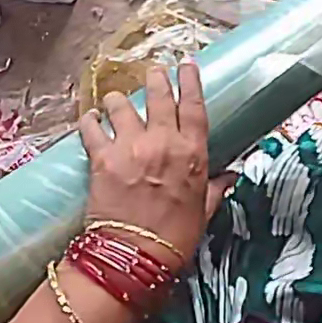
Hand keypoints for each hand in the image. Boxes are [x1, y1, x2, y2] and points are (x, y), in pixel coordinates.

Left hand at [77, 63, 234, 273]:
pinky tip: (89, 117)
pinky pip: (92, 129)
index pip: (194, 106)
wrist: (133, 258)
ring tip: (114, 99)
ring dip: (118, 100)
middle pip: (159, 97)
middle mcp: (163, 142)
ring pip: (122, 106)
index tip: (187, 64)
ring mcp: (131, 147)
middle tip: (154, 71)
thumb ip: (216, 188)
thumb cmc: (176, 237)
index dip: (191, 81)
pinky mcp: (102, 158)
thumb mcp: (204, 210)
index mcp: (192, 153)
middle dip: (156, 79)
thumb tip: (232, 175)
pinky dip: (89, 121)